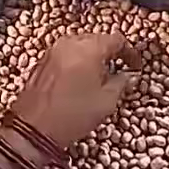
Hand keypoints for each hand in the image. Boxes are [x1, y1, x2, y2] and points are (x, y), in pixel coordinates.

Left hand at [8, 32, 140, 149]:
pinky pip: (65, 55)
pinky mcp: (42, 62)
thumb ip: (121, 83)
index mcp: (88, 48)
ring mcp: (53, 52)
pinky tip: (80, 81)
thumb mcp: (106, 101)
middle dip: (110, 53)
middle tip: (120, 70)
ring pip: (79, 46)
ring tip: (100, 77)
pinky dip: (76, 62)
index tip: (135, 65)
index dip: (129, 52)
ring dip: (92, 57)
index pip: (116, 40)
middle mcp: (68, 44)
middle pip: (96, 39)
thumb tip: (128, 76)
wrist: (33, 129)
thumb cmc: (71, 115)